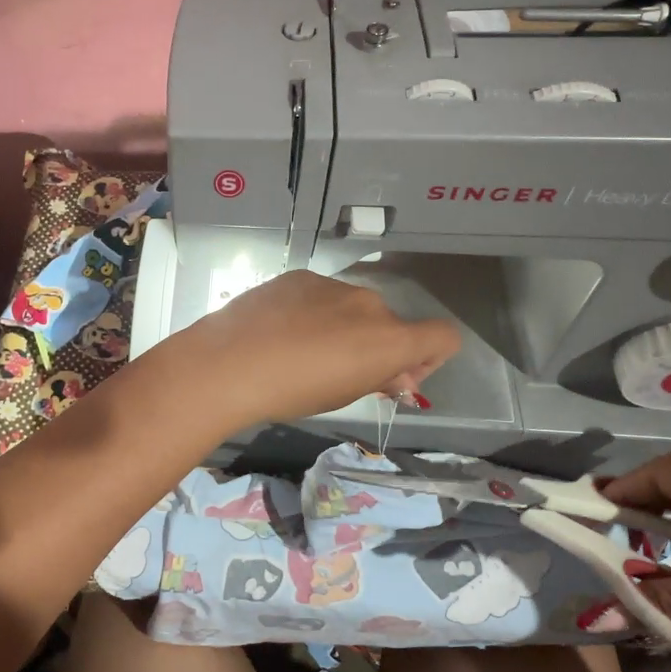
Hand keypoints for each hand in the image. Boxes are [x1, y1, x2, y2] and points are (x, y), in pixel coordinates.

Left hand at [162, 270, 460, 428]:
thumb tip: (396, 374)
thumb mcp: (342, 395)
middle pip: (389, 322)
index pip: (443, 337)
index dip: (429, 358)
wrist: (227, 362)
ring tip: (297, 352)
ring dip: (339, 326)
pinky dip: (309, 311)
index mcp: (390, 338)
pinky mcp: (297, 275)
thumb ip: (378, 379)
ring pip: (351, 306)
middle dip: (374, 345)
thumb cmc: (291, 392)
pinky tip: (277, 331)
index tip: (395, 376)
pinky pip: (317, 295)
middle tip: (337, 372)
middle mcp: (369, 303)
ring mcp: (332, 284)